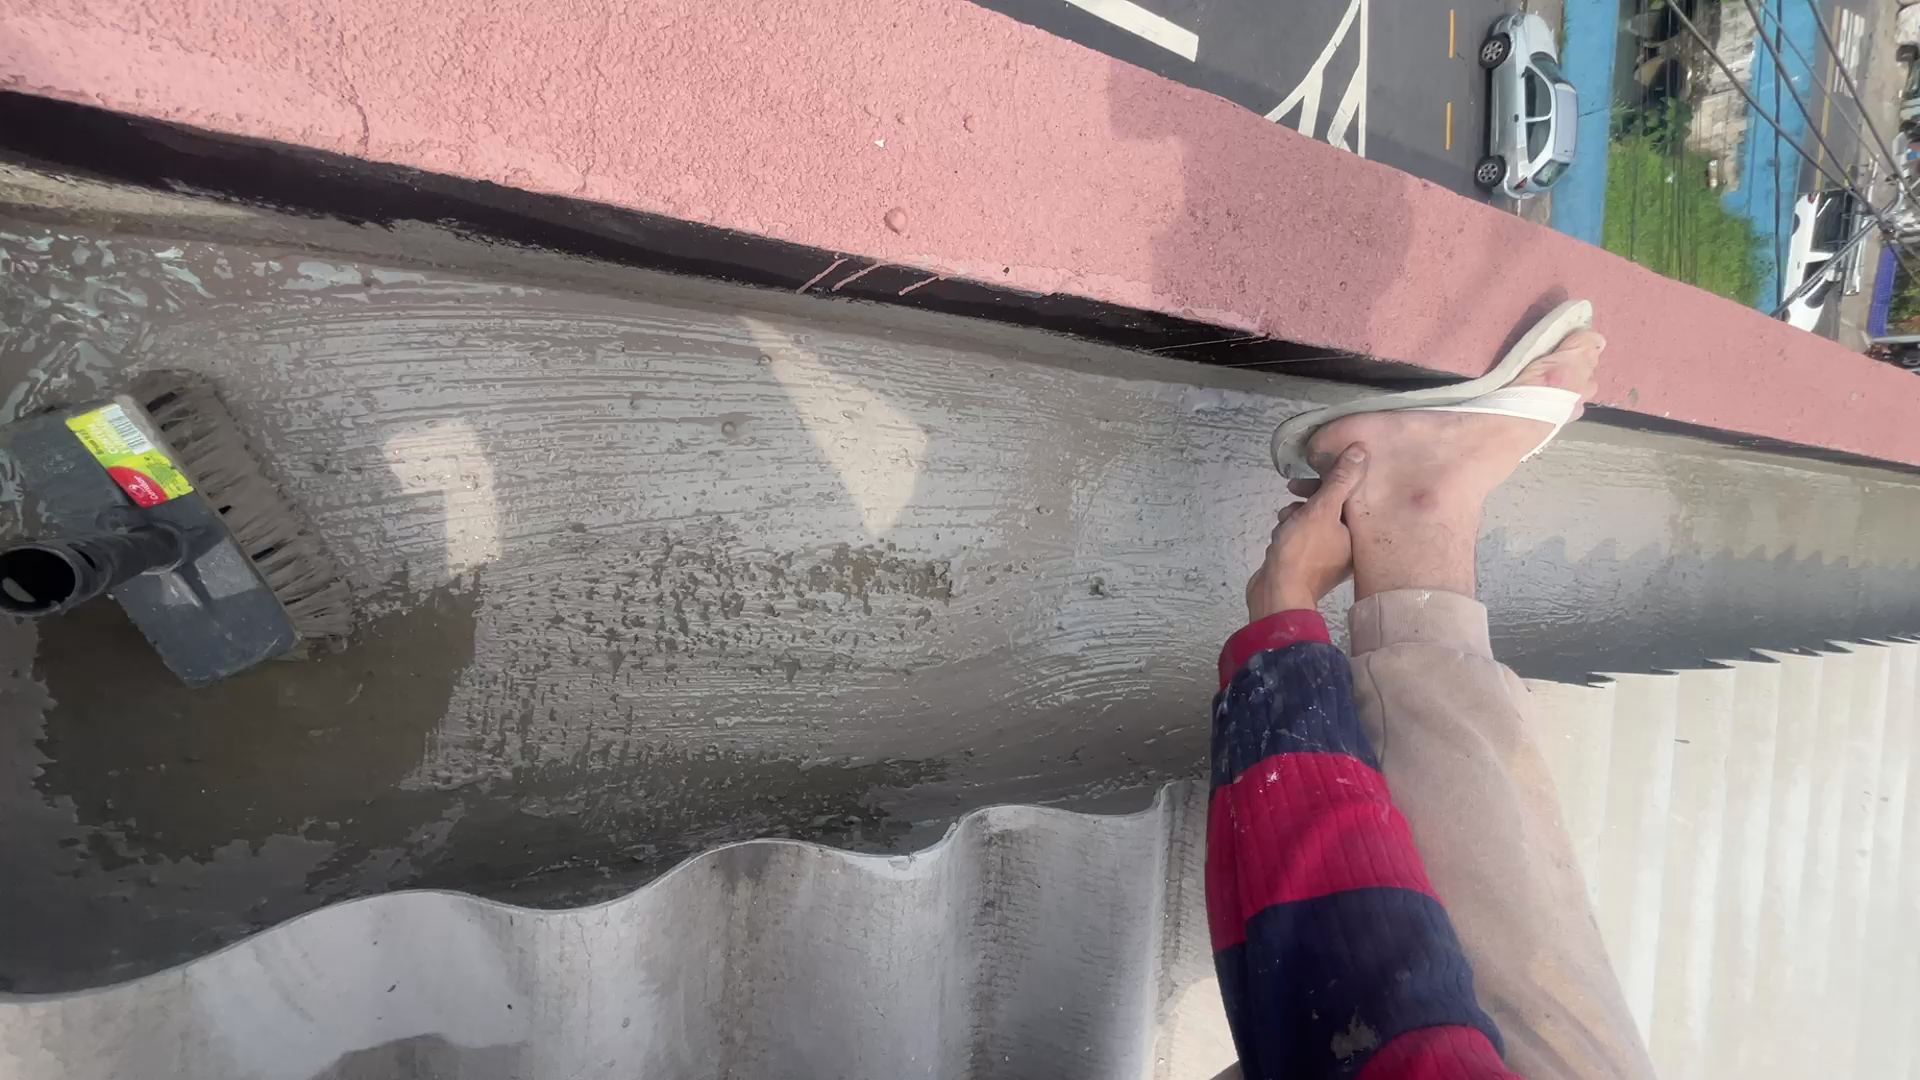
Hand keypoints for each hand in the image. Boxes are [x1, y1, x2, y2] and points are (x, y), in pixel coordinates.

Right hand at [1245, 443, 1368, 620]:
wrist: (1277, 592)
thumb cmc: (1301, 552)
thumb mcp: (1320, 510)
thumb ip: (1339, 480)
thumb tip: (1361, 449)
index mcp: (1361, 533)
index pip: (1351, 494)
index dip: (1330, 480)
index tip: (1310, 475)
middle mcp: (1351, 545)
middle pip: (1332, 507)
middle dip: (1308, 498)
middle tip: (1291, 492)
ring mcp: (1330, 557)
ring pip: (1314, 521)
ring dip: (1296, 515)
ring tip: (1284, 521)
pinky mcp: (1310, 564)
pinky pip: (1303, 537)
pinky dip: (1290, 531)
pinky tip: (1279, 536)